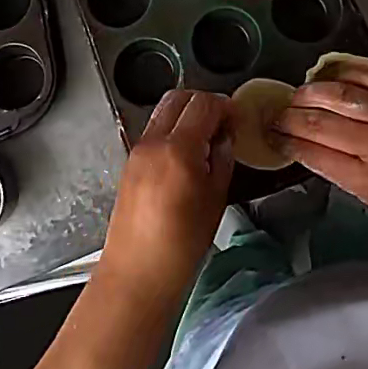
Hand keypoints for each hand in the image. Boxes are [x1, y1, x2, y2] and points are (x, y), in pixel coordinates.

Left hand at [101, 90, 235, 295]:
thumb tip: (225, 138)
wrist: (137, 270)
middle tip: (223, 124)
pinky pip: (153, 133)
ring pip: (162, 112)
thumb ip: (222, 159)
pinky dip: (171, 132)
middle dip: (204, 103)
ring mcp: (137, 150)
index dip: (225, 106)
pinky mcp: (129, 162)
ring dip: (186, 116)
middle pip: (178, 98)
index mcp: (178, 148)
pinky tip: (186, 157)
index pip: (203, 103)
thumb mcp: (215, 198)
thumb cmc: (182, 242)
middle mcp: (153, 142)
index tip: (238, 119)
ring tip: (207, 142)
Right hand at [271, 66, 367, 224]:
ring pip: (336, 93)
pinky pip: (365, 74)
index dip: (283, 141)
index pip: (311, 151)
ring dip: (306, 94)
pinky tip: (325, 79)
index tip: (269, 136)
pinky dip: (339, 73)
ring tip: (293, 98)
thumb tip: (299, 146)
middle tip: (273, 116)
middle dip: (287, 117)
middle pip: (317, 120)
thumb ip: (334, 170)